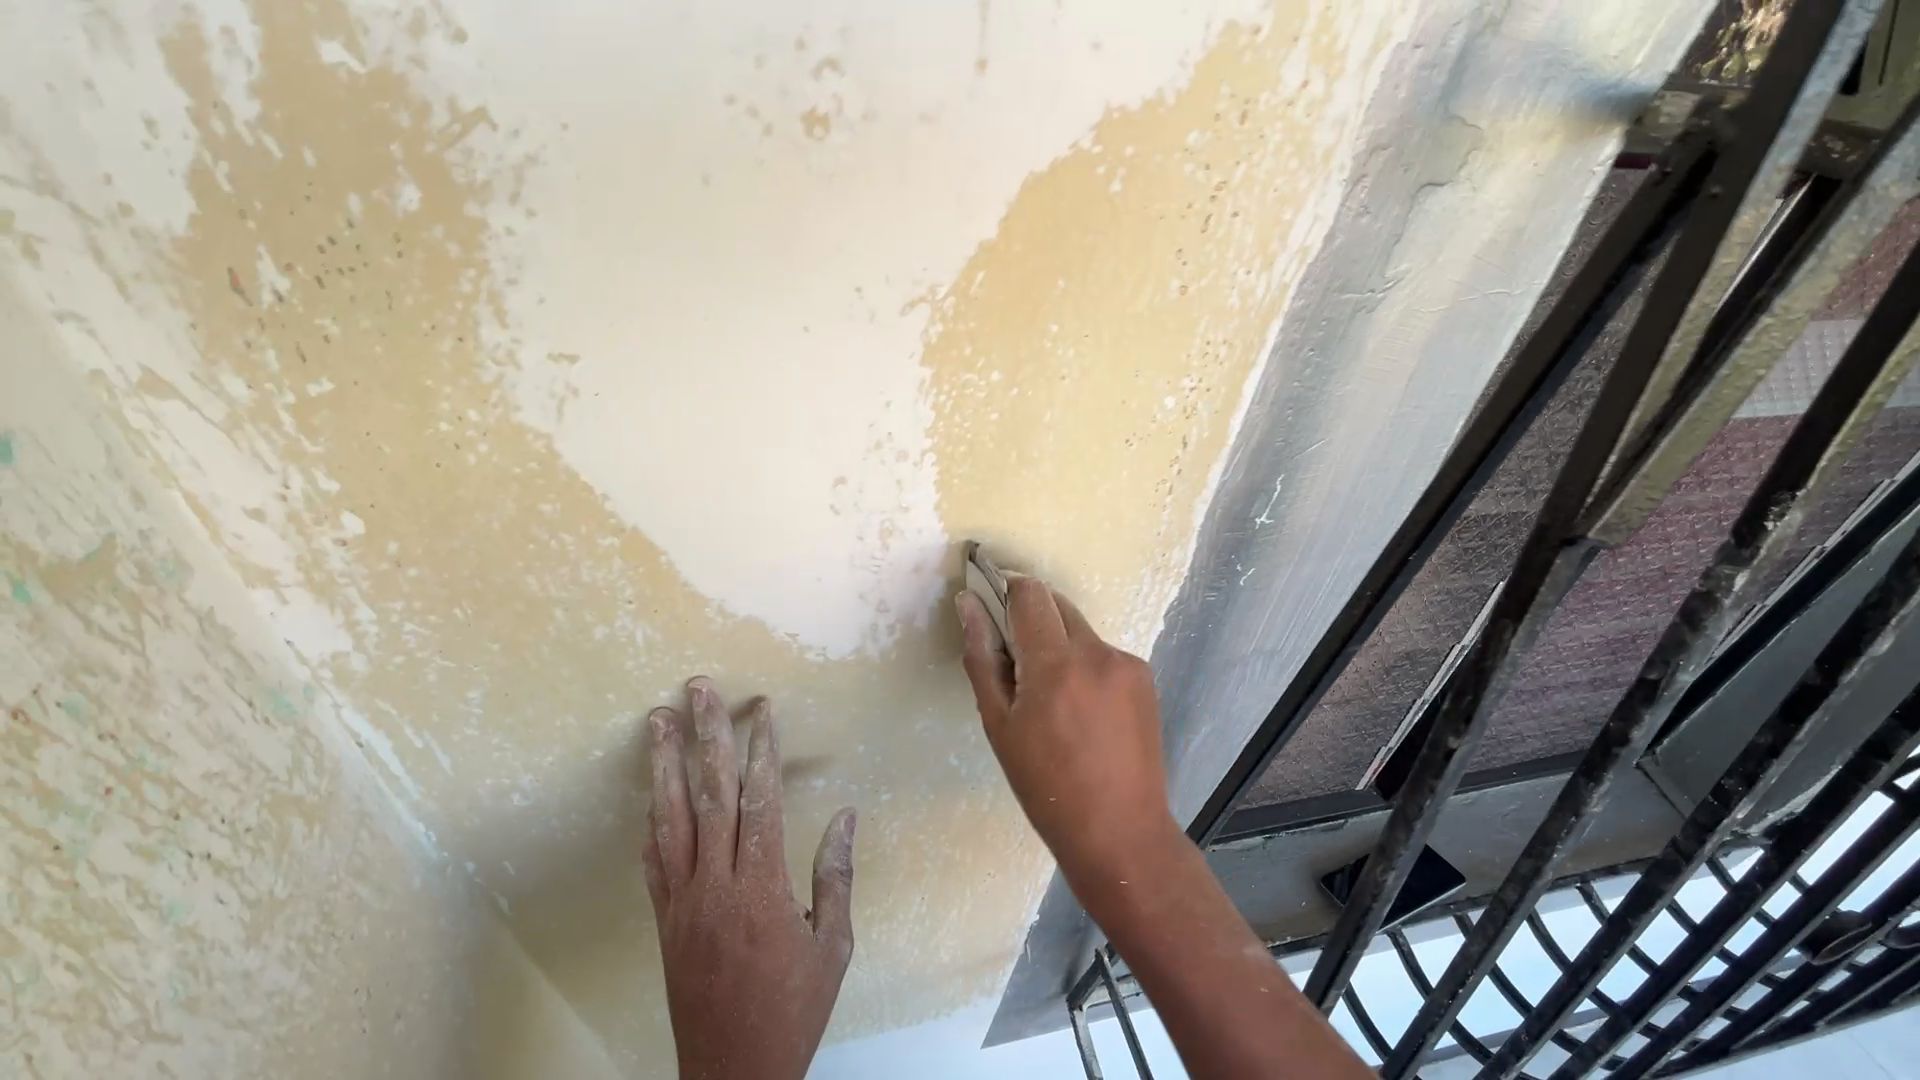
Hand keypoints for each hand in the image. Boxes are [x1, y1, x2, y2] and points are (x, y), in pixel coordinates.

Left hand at [643, 677, 856, 1079]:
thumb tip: (843, 815)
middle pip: (709, 795)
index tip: (762, 710)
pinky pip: (654, 861)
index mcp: (761, 888)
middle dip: (706, 736)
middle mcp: (715, 884)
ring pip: (670, 818)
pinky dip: (652, 820)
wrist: (733, 1072)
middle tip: (700, 689)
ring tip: (659, 720)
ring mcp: (682, 901)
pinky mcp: (664, 920)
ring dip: (664, 765)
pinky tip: (650, 793)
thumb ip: (835, 877)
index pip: (759, 801)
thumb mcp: (833, 947)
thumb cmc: (794, 1009)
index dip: (762, 750)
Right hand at [956, 578, 1178, 891]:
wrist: (1119, 831)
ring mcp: (1126, 663)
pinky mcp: (1144, 677)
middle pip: (1056, 604)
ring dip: (1058, 643)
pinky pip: (1103, 654)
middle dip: (1031, 618)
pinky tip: (1083, 710)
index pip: (1029, 592)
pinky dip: (1085, 665)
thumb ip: (982, 658)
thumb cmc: (1045, 785)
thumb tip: (968, 604)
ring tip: (1052, 698)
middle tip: (1015, 662)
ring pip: (1080, 630)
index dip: (1006, 589)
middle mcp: (1096, 652)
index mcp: (1054, 664)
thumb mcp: (999, 725)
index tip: (990, 605)